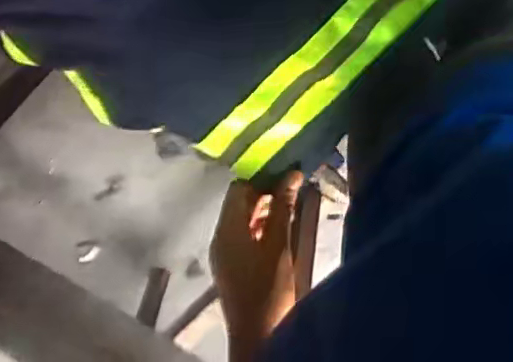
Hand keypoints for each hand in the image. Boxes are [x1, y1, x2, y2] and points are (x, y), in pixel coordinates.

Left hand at [211, 172, 303, 361]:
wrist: (258, 341)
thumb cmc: (268, 289)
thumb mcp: (279, 245)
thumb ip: (283, 206)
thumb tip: (292, 173)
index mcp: (226, 229)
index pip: (238, 188)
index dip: (260, 177)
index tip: (284, 171)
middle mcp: (220, 238)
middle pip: (239, 202)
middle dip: (265, 192)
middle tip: (292, 185)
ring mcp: (224, 254)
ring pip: (243, 218)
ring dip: (264, 209)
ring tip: (291, 203)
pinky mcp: (232, 267)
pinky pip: (243, 235)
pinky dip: (260, 227)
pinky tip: (282, 227)